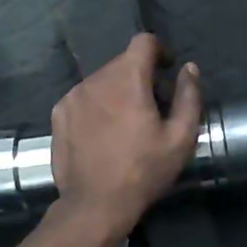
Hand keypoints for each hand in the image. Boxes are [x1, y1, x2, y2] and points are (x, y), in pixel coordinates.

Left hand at [50, 34, 203, 235]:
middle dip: (139, 76)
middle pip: (122, 62)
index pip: (143, 42)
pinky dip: (96, 105)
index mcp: (127, 79)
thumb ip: (188, 96)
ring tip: (126, 124)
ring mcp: (73, 96)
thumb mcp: (180, 138)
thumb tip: (188, 68)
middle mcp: (96, 79)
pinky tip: (103, 134)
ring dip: (117, 91)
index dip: (159, 51)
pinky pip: (84, 97)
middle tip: (151, 107)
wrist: (95, 204)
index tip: (165, 72)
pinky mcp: (59, 113)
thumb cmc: (144, 171)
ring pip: (102, 80)